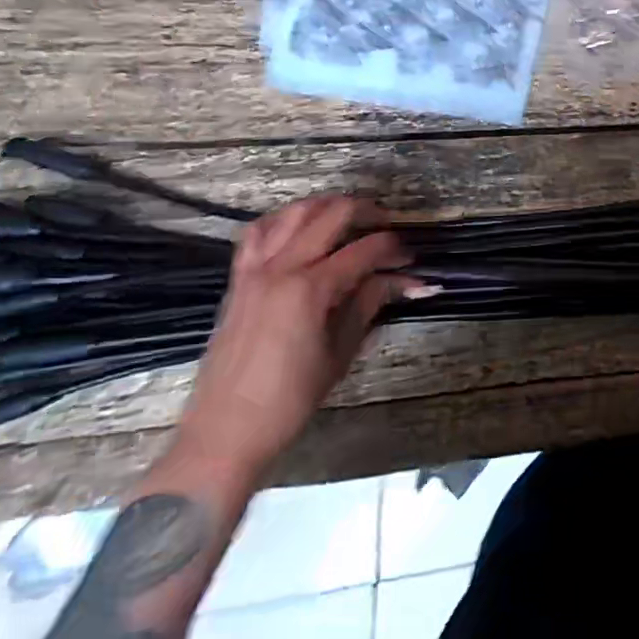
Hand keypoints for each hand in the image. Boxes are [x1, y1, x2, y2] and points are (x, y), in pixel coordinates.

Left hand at [174, 195, 419, 476]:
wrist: (225, 431)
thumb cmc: (291, 398)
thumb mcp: (341, 350)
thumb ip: (372, 302)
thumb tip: (409, 280)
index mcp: (310, 288)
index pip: (366, 250)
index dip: (396, 249)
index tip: (413, 259)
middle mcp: (281, 268)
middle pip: (331, 215)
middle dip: (368, 212)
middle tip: (389, 227)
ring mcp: (254, 270)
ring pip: (293, 213)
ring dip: (326, 207)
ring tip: (350, 218)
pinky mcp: (238, 280)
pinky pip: (259, 233)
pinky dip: (284, 221)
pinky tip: (302, 230)